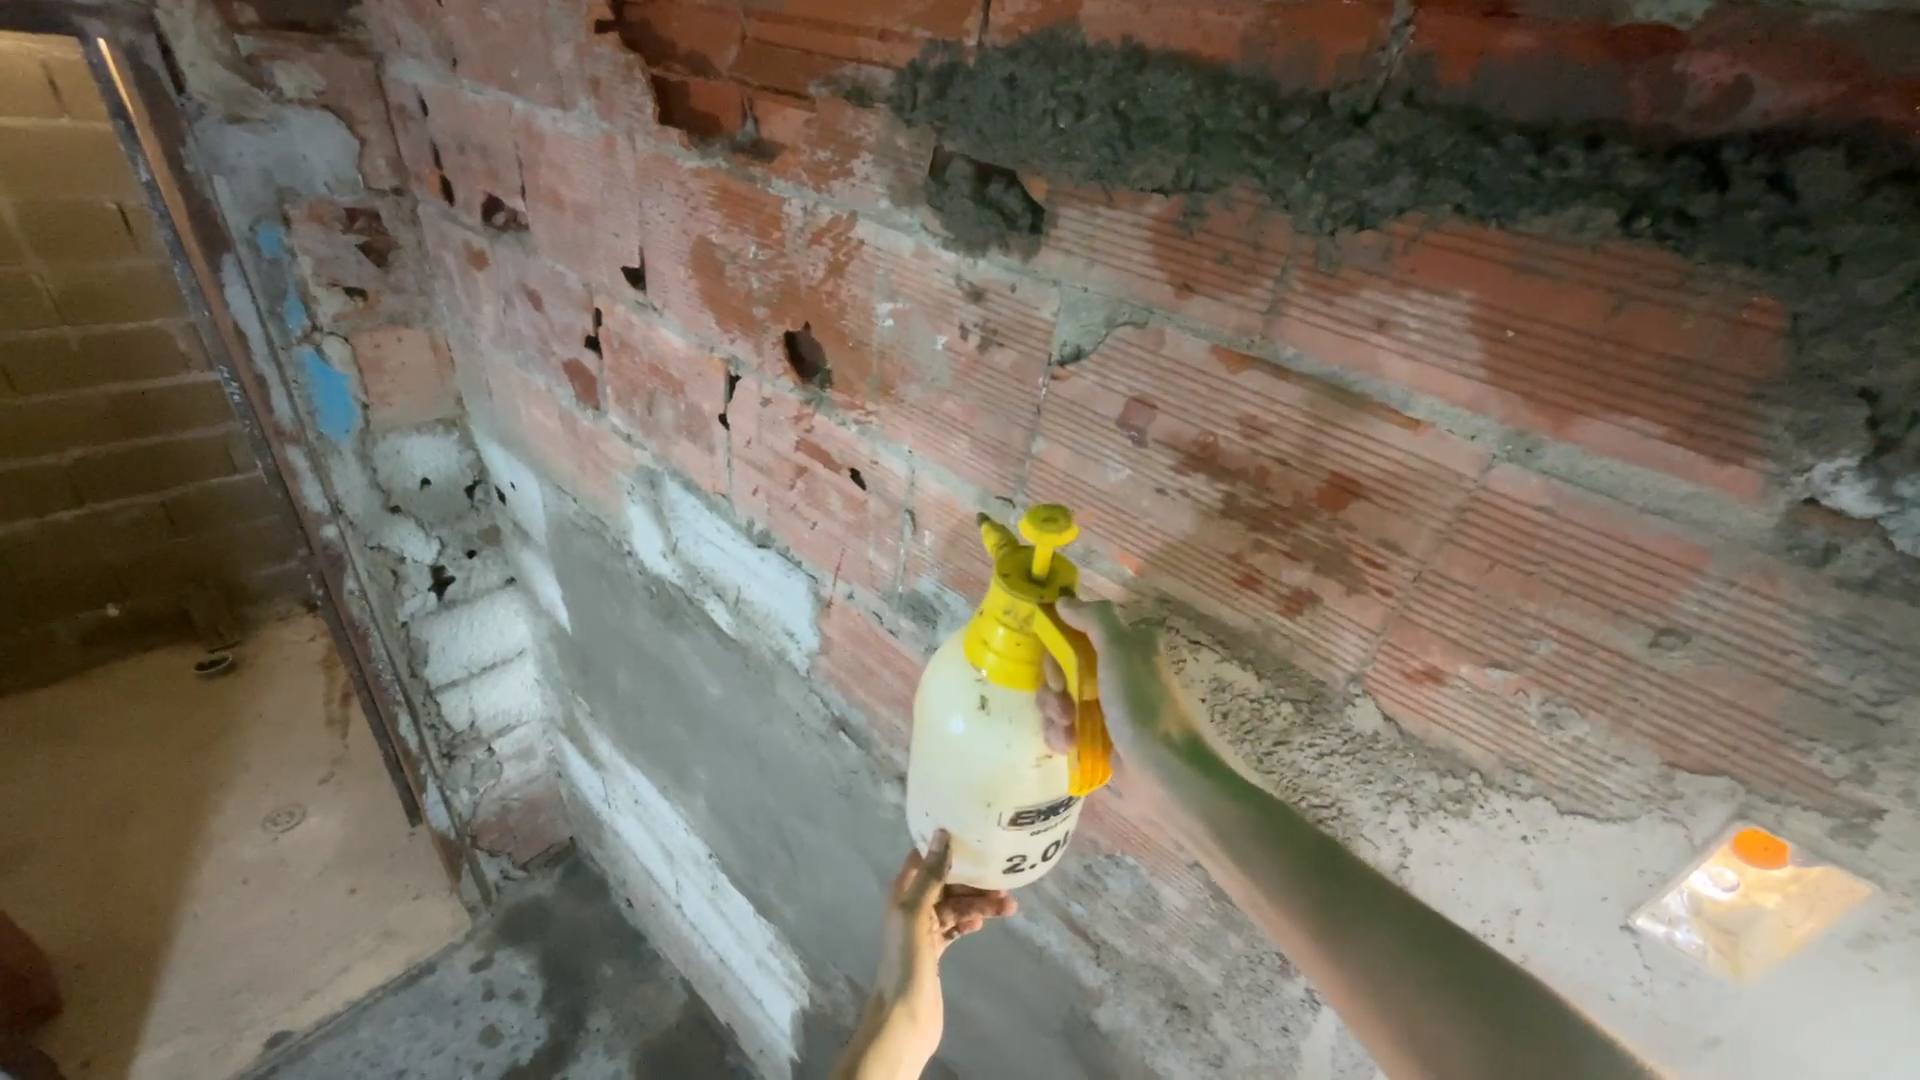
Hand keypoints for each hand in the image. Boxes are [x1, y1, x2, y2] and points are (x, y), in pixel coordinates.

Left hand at [853, 832, 1015, 1074]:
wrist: (904, 1019)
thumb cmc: (907, 962)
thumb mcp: (916, 913)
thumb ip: (930, 875)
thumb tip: (942, 833)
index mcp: (903, 891)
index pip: (926, 857)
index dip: (948, 847)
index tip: (977, 837)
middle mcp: (912, 904)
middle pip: (947, 881)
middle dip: (974, 880)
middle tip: (1005, 883)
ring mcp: (924, 928)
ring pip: (956, 905)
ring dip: (979, 903)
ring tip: (1008, 907)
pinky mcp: (935, 950)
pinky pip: (956, 926)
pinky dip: (970, 921)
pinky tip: (984, 923)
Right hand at [1038, 596, 1196, 764]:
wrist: (1166, 773)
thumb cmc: (1144, 706)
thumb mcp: (1122, 651)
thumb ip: (1094, 619)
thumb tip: (1063, 600)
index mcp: (1126, 645)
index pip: (1076, 631)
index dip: (1057, 645)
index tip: (1055, 664)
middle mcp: (1115, 670)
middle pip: (1061, 665)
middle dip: (1053, 685)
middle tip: (1061, 702)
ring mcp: (1105, 705)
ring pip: (1058, 698)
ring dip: (1054, 712)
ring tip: (1066, 729)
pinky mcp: (1097, 736)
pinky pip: (1062, 726)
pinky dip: (1060, 734)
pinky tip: (1069, 745)